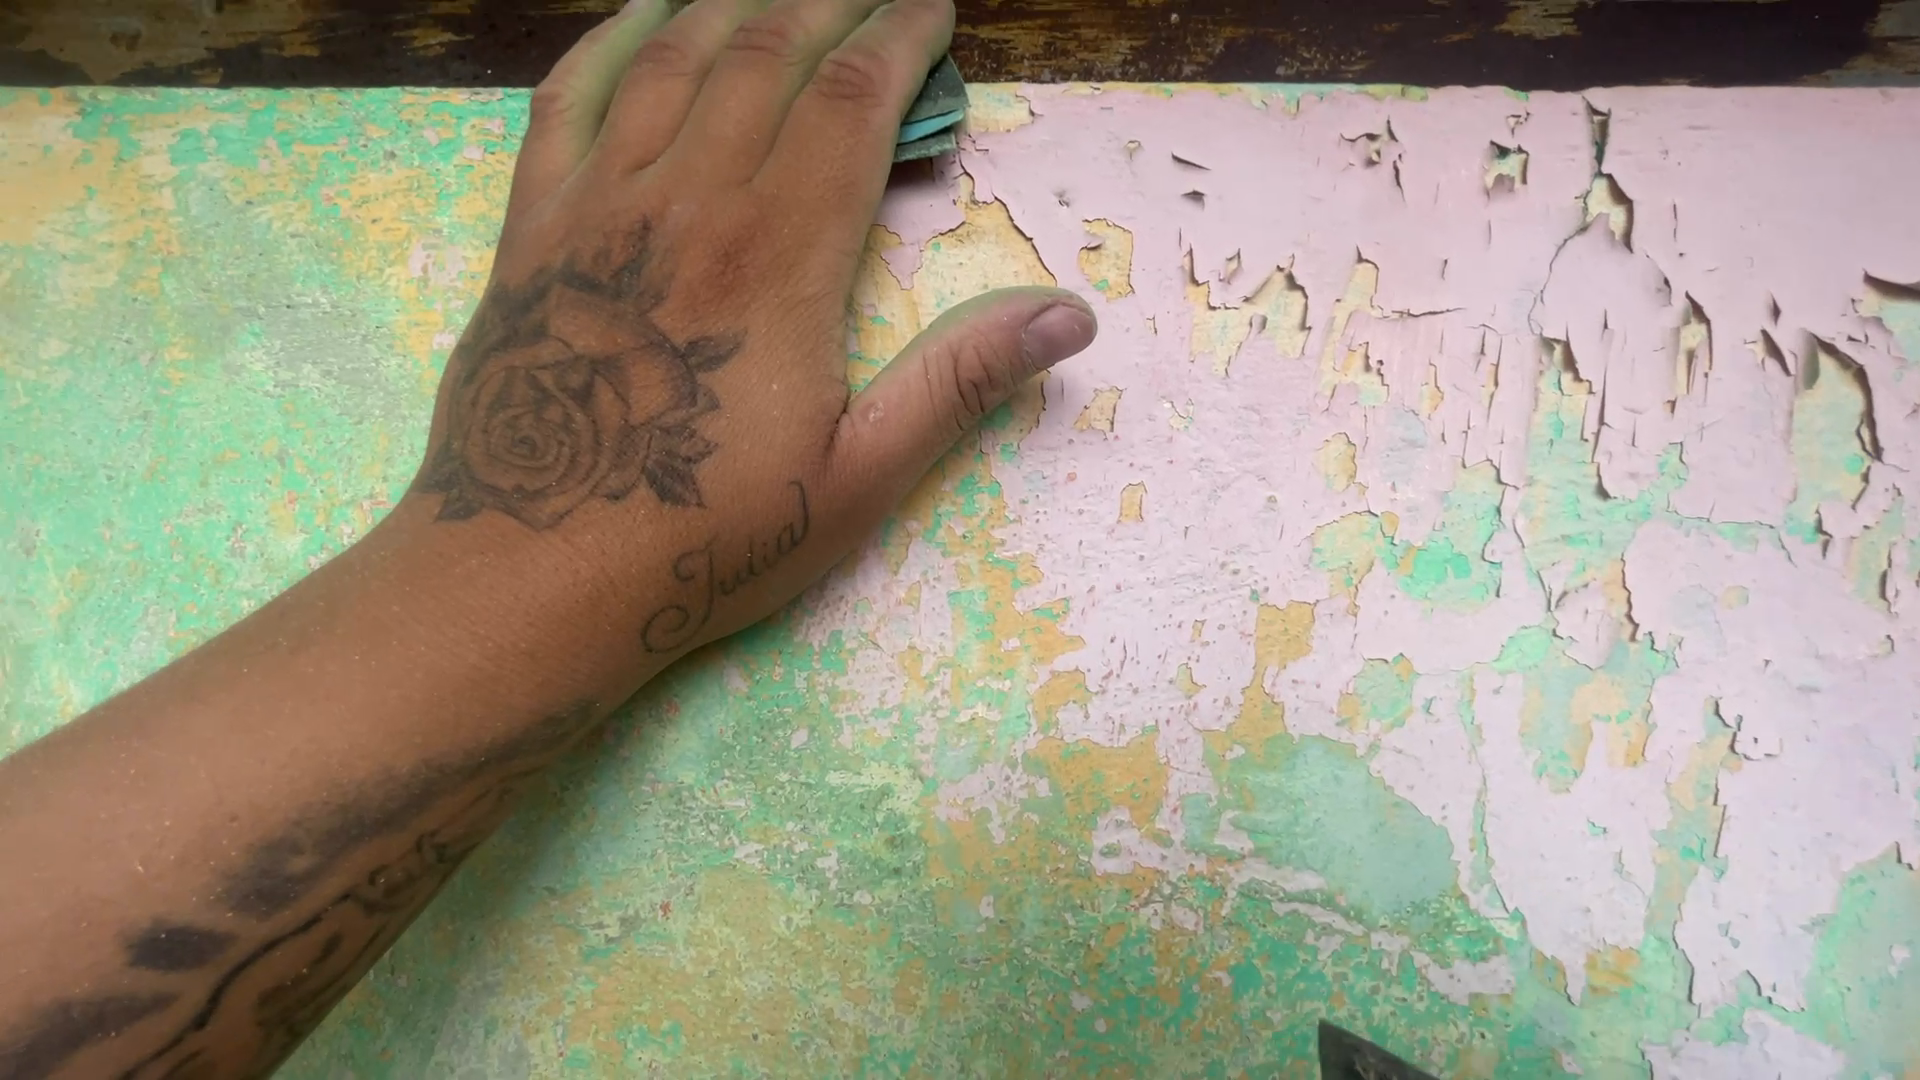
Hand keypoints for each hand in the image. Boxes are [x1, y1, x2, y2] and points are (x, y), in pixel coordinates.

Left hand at [406, 0, 1097, 668]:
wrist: (541, 572)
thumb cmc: (714, 534)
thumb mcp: (861, 474)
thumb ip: (957, 382)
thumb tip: (1068, 316)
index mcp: (780, 258)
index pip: (849, 105)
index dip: (896, 43)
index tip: (930, 10)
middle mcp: (690, 204)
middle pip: (763, 56)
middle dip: (827, 3)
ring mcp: (599, 210)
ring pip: (670, 59)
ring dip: (732, 5)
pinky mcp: (533, 235)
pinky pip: (567, 100)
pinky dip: (611, 42)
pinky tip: (640, 19)